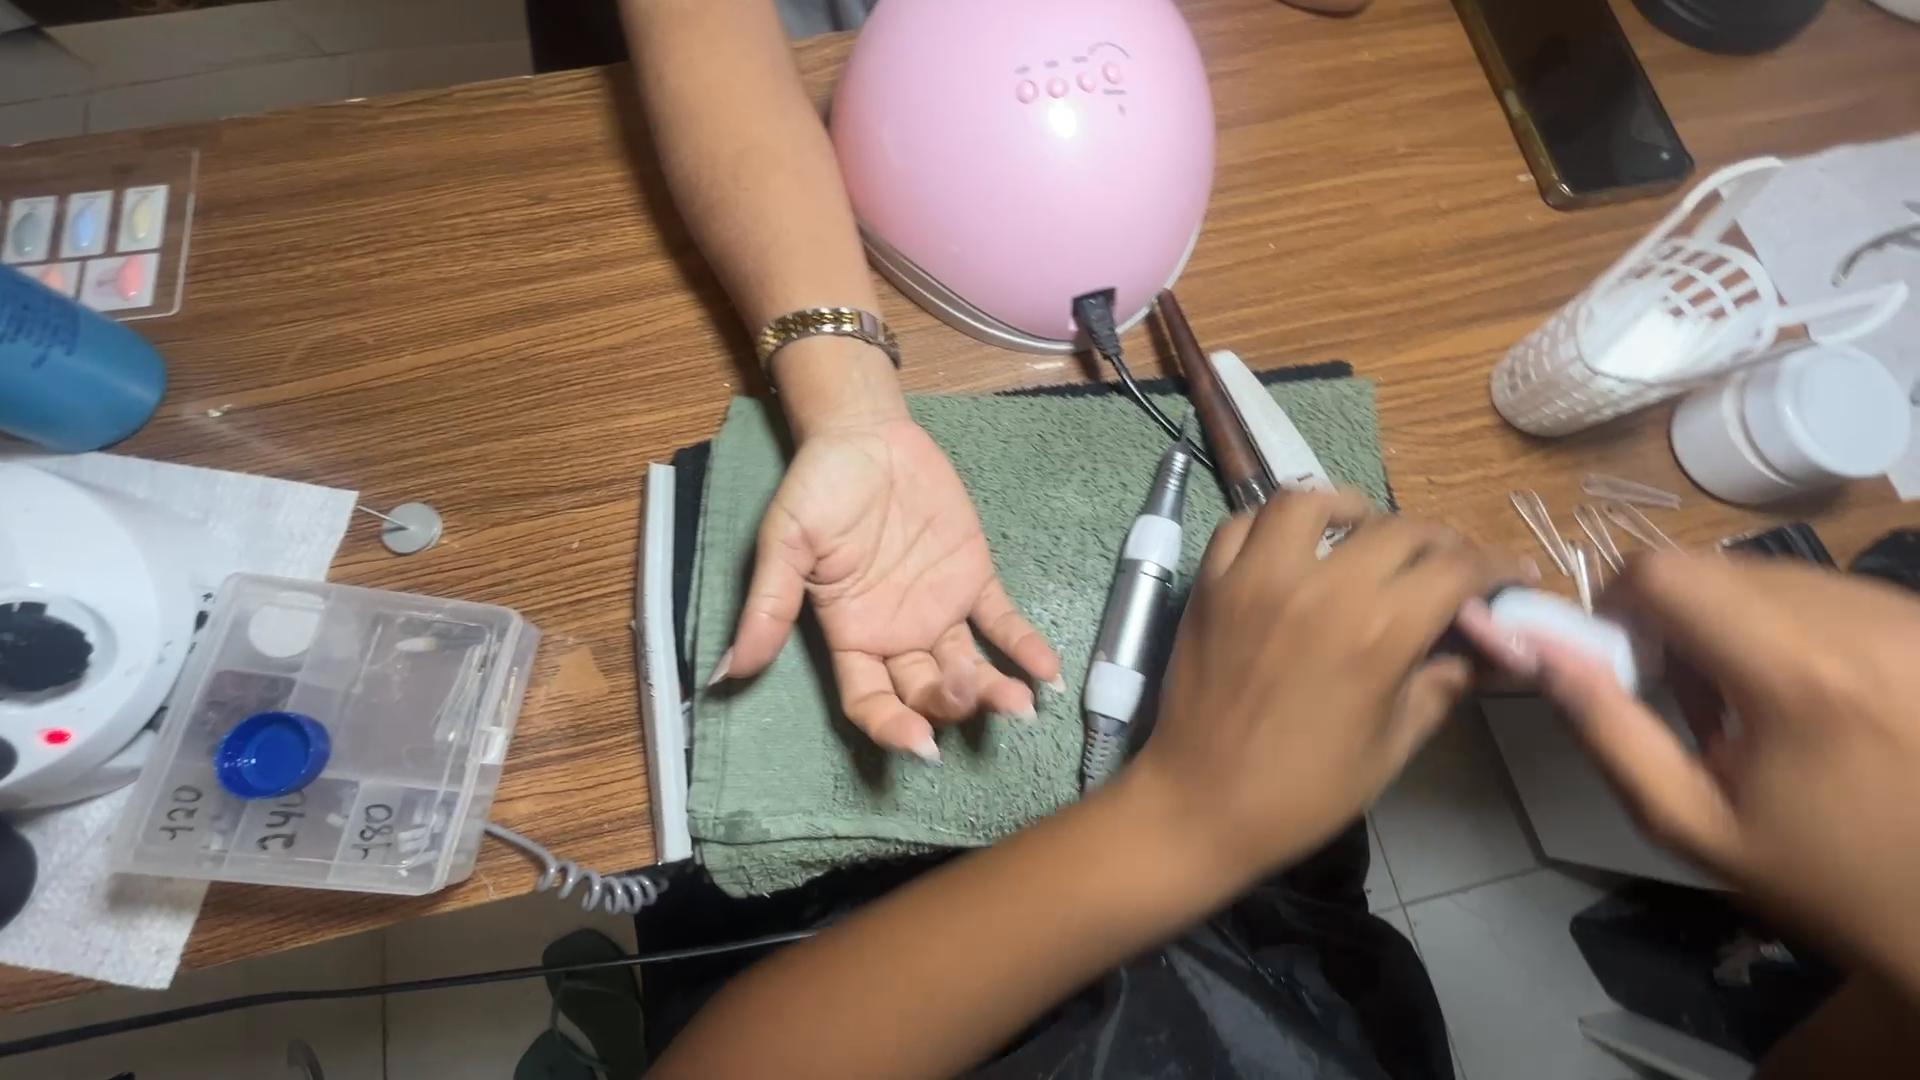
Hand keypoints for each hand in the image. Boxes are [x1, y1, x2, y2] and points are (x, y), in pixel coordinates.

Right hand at [715, 416, 1060, 760]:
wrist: (865, 437)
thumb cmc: (818, 489)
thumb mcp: (785, 544)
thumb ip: (769, 605)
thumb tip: (726, 673)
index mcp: (851, 634)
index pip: (870, 699)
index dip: (891, 727)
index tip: (918, 744)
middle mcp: (896, 634)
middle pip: (924, 691)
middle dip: (949, 704)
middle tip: (971, 695)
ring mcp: (938, 610)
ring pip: (968, 664)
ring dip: (993, 688)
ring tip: (1019, 703)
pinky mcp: (972, 579)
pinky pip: (1000, 619)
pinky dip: (1022, 644)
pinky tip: (1045, 671)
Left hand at [1132, 493, 1523, 878]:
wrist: (1202, 799)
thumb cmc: (1303, 789)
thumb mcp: (1393, 745)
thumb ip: (1441, 685)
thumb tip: (1483, 652)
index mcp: (1377, 631)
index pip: (1454, 567)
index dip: (1494, 565)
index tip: (1508, 573)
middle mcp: (1318, 587)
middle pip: (1395, 527)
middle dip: (1436, 540)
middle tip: (1443, 563)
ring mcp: (1253, 578)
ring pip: (1306, 501)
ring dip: (1345, 507)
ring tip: (1360, 531)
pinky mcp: (1208, 584)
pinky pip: (1240, 526)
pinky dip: (1268, 524)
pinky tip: (1288, 547)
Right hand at [1496, 552, 1919, 994]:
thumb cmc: (1818, 873)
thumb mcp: (1683, 817)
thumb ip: (1602, 727)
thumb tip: (1537, 652)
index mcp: (1800, 680)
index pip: (1667, 575)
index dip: (1619, 600)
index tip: (1622, 653)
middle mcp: (1873, 631)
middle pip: (1714, 570)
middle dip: (1675, 616)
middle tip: (1686, 688)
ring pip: (1769, 575)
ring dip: (1733, 619)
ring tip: (1752, 696)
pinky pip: (1828, 592)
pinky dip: (1790, 625)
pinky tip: (1809, 690)